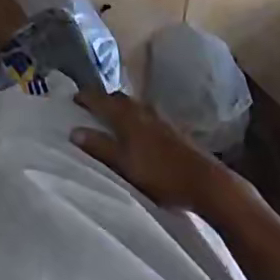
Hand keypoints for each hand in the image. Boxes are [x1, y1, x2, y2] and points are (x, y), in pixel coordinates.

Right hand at [72, 90, 225, 210]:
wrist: (206, 182)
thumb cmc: (160, 173)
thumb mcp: (124, 163)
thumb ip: (99, 146)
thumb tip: (74, 131)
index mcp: (126, 115)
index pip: (100, 98)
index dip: (85, 97)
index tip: (73, 99)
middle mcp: (142, 109)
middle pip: (117, 98)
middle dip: (103, 100)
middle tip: (90, 108)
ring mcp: (160, 117)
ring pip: (133, 105)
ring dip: (120, 108)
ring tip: (111, 119)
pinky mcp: (172, 128)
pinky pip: (145, 114)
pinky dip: (134, 117)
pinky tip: (137, 131)